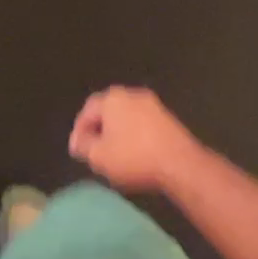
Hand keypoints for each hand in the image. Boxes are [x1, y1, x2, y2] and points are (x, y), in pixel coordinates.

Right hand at [68, 86, 203, 192]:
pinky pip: (142, 124)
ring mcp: (152, 105)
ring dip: (118, 133)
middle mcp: (131, 94)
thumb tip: (77, 141)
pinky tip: (135, 153)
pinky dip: (135, 136)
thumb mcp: (98, 156)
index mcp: (111, 98)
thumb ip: (83, 146)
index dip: (79, 130)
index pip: (87, 110)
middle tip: (94, 149)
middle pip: (107, 111)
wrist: (181, 164)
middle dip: (99, 129)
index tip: (78, 149)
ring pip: (126, 117)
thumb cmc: (134, 157)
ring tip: (114, 154)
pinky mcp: (168, 119)